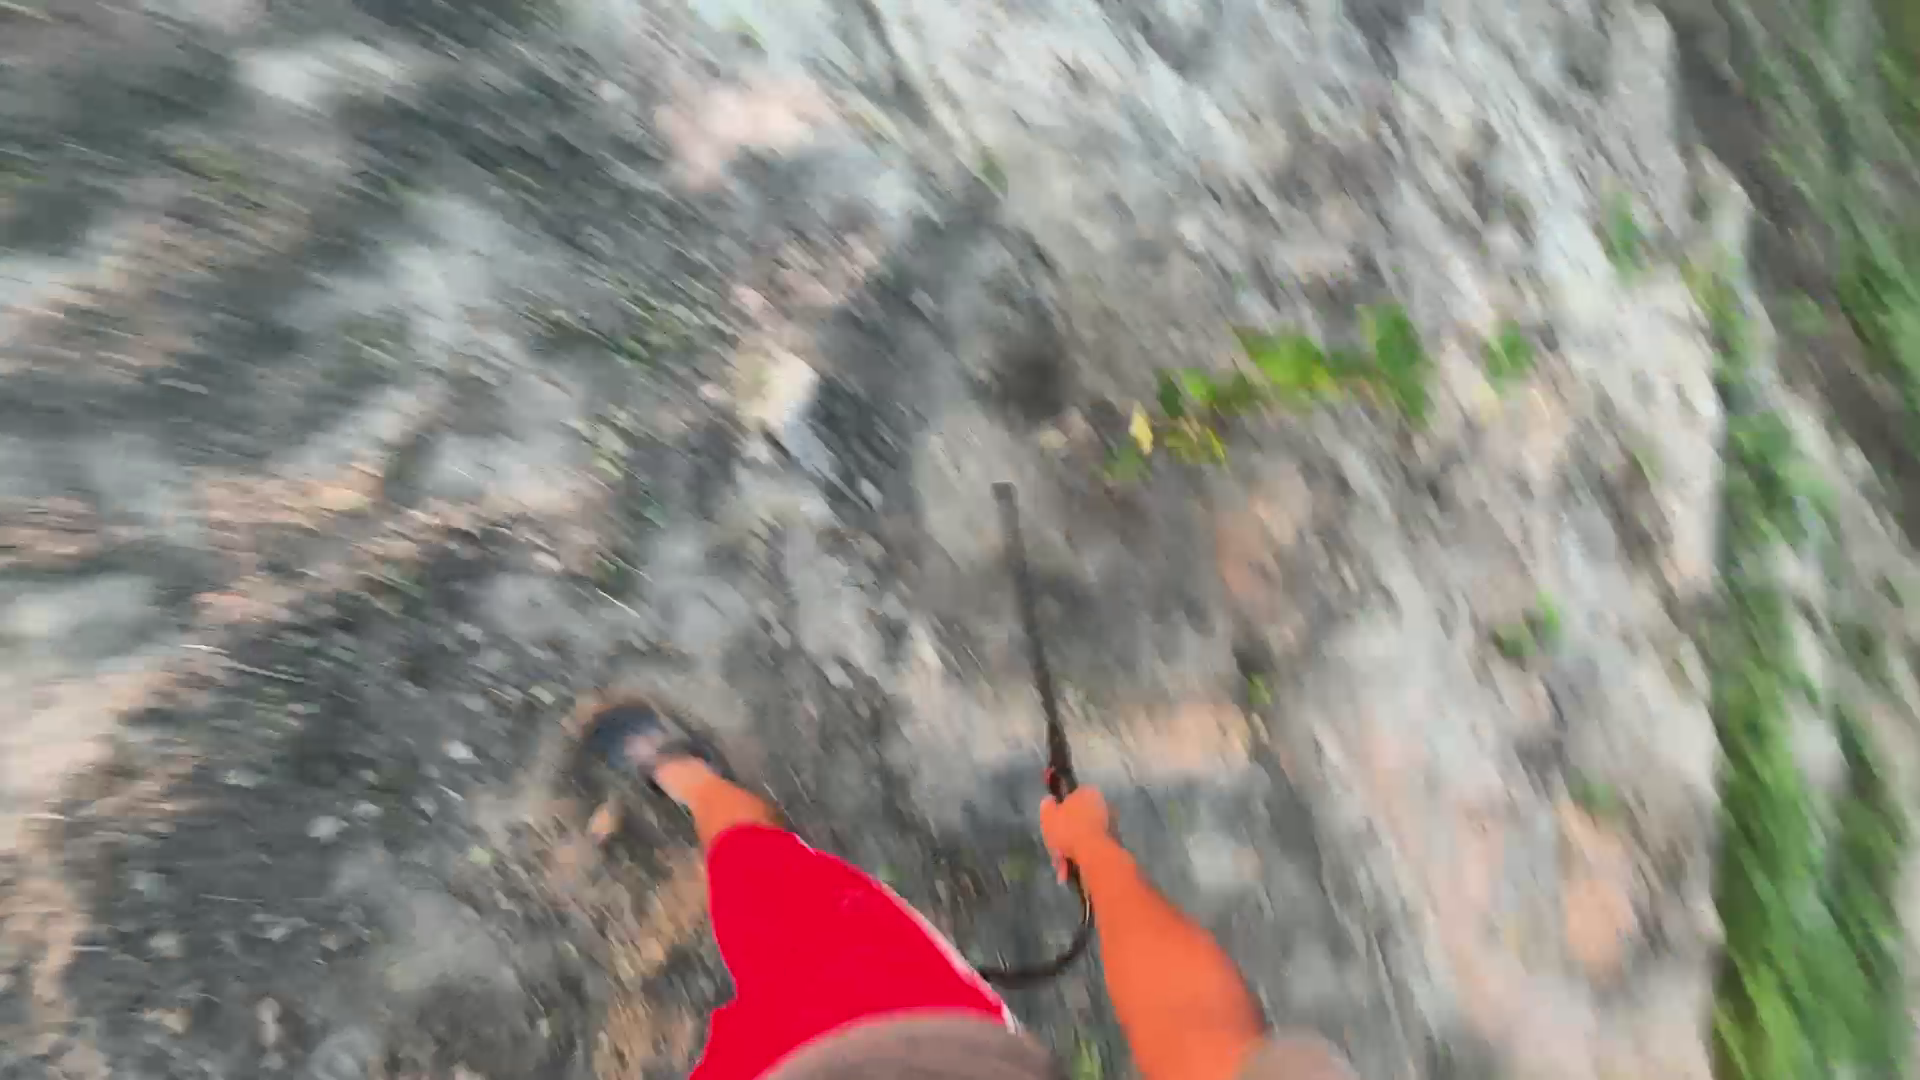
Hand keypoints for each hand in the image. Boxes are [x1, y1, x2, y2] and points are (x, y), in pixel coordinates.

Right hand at [1040, 787, 1112, 880]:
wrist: (1094, 855)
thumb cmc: (1069, 830)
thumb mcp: (1048, 815)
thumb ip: (1047, 806)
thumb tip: (1050, 801)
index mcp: (1088, 791)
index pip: (1071, 797)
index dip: (1059, 811)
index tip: (1053, 825)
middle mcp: (1102, 804)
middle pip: (1077, 820)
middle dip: (1064, 838)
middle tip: (1055, 852)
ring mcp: (1110, 824)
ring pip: (1083, 837)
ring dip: (1070, 851)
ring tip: (1062, 866)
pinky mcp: (1112, 843)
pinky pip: (1091, 848)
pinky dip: (1081, 858)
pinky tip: (1071, 869)